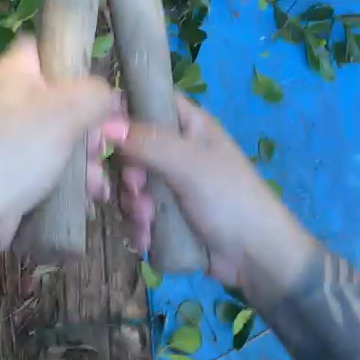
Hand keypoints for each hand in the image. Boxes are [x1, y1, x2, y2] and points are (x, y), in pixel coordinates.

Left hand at [0, 37, 126, 248]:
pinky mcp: (11, 166)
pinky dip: (70, 173)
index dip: (74, 58)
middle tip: (107, 139)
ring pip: (60, 131)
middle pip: (61, 93)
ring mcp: (8, 132)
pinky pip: (49, 159)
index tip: (100, 84)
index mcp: (14, 69)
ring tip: (98, 176)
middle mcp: (9, 95)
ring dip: (86, 152)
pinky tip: (89, 192)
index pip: (46, 45)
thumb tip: (110, 97)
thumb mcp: (66, 111)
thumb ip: (97, 94)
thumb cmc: (18, 150)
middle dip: (91, 119)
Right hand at [116, 94, 318, 302]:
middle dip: (128, 174)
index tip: (102, 134)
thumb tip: (104, 125)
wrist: (257, 259)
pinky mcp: (166, 214)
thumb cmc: (230, 198)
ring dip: (132, 204)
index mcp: (187, 124)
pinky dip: (138, 225)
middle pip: (130, 147)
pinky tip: (147, 239)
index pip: (146, 101)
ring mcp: (169, 183)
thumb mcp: (190, 165)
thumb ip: (148, 142)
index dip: (121, 112)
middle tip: (139, 192)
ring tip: (148, 222)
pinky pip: (137, 212)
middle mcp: (175, 148)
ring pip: (130, 183)